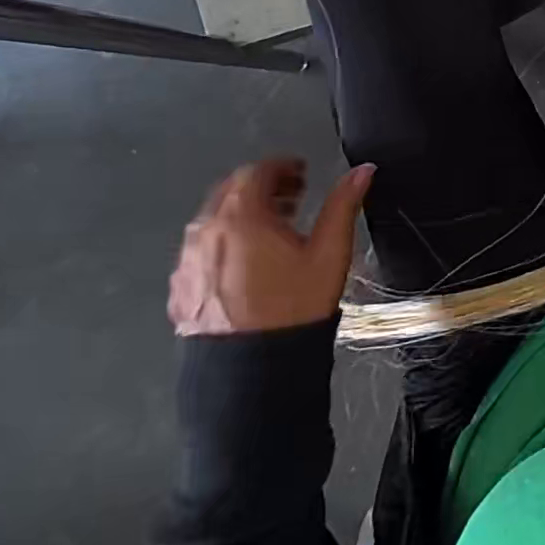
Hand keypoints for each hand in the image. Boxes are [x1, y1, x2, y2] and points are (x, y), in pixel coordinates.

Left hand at [167, 159, 375, 336]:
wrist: (253, 376)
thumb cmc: (294, 308)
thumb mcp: (329, 254)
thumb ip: (344, 204)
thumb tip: (363, 170)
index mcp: (240, 216)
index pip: (256, 172)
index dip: (282, 167)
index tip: (301, 174)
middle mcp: (205, 232)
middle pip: (231, 192)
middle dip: (262, 188)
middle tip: (292, 200)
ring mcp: (187, 261)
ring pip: (213, 221)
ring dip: (242, 216)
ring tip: (272, 234)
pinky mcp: (180, 289)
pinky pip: (201, 252)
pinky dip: (223, 244)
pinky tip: (246, 267)